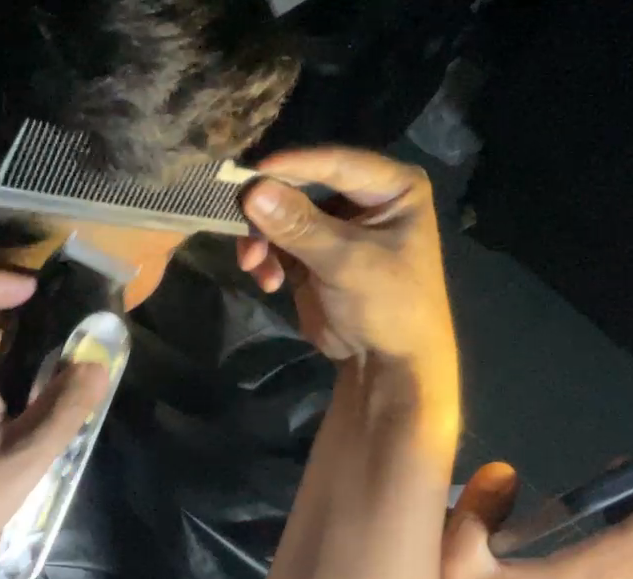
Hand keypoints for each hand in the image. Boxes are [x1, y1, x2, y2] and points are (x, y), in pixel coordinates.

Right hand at [237, 147, 455, 368]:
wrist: (386, 359)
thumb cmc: (387, 303)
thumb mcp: (344, 261)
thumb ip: (298, 225)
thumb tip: (252, 191)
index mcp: (391, 188)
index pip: (336, 165)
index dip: (292, 166)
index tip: (248, 173)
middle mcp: (362, 201)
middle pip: (302, 190)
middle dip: (269, 214)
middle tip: (241, 230)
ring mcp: (334, 229)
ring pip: (282, 219)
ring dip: (262, 242)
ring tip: (255, 268)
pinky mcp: (311, 257)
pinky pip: (277, 246)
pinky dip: (266, 261)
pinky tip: (268, 283)